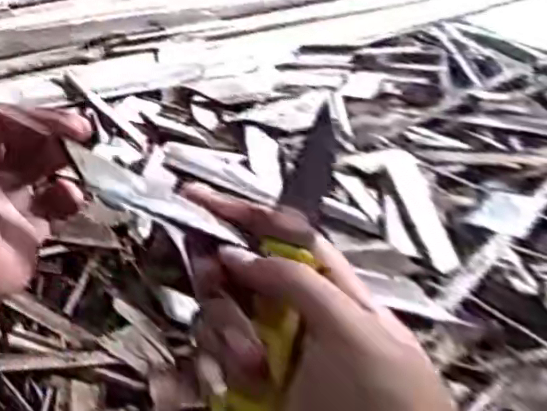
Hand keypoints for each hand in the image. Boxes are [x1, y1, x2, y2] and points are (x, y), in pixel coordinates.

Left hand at [0, 56, 91, 298]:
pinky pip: (52, 206)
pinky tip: (69, 195)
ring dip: (61, 162)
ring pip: (40, 171)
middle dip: (52, 135)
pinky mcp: (28, 228)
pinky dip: (64, 197)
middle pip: (23, 142)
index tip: (65, 119)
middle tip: (85, 133)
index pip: (2, 120)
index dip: (31, 116)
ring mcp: (6, 198)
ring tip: (83, 160)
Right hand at [182, 184, 451, 410]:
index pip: (284, 237)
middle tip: (215, 283)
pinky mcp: (241, 377)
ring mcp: (268, 350)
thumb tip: (230, 251)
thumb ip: (299, 281)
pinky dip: (209, 362)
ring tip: (249, 367)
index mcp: (337, 301)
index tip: (193, 195)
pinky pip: (203, 348)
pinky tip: (230, 383)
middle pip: (233, 267)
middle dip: (216, 276)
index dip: (242, 212)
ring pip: (213, 308)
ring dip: (220, 331)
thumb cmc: (389, 408)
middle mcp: (296, 319)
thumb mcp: (360, 338)